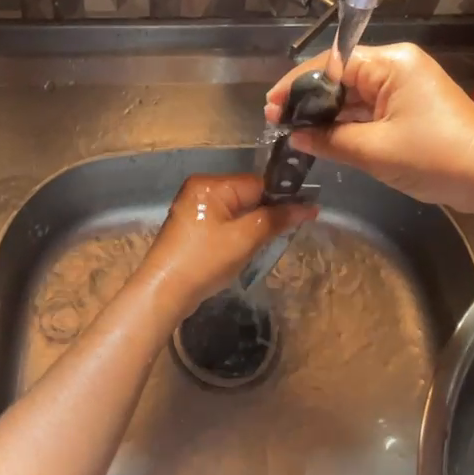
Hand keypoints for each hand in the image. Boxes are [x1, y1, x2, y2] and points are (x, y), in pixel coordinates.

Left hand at [141, 174, 316, 311]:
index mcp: (211, 184)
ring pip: (236, 210)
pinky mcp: (191, 226)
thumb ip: (276, 219)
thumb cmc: (205, 260)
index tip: (304, 214)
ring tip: (261, 245)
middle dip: (265, 214)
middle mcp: (200, 188)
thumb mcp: (245, 239)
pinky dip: (236, 233)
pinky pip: (223, 221)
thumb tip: (309, 207)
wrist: (164, 292)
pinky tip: (241, 250)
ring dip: (252, 225)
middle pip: (247, 195)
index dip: (281, 199)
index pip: (257, 183)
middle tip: (282, 235)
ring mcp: (193, 207)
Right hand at [265, 43, 473, 210]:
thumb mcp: (375, 151)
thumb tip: (295, 137)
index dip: (298, 84)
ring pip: (355, 94)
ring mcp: (407, 87)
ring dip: (329, 113)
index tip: (272, 106)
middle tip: (278, 122)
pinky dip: (350, 122)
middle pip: (342, 76)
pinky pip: (371, 108)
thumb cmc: (436, 157)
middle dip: (310, 100)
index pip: (332, 63)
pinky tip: (325, 137)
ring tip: (294, 132)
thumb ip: (329, 140)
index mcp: (391, 63)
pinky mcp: (412, 107)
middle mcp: (398, 66)